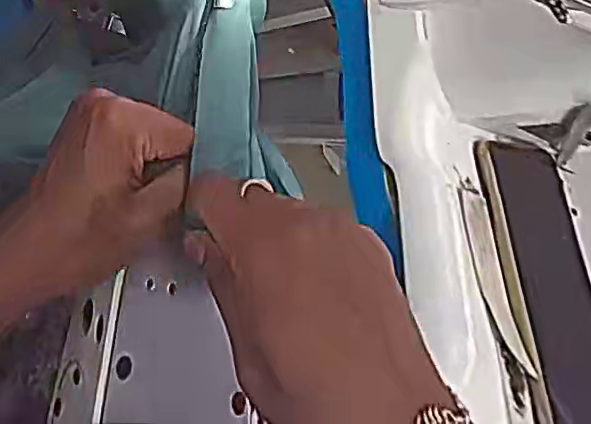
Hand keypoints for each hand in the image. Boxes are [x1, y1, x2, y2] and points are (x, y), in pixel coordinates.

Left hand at [0, 89, 192, 342]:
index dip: (187, 171)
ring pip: (149, 132)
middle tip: (145, 202)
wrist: (24, 253)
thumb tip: (203, 168)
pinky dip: (129, 155)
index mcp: (122, 117)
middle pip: (166, 130)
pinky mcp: (83, 117)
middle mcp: (106, 99)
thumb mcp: (147, 220)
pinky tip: (115, 183)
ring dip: (147, 161)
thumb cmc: (79, 241)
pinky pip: (127, 131)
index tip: (173, 199)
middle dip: (165, 164)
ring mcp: (91, 105)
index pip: (186, 136)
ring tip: (126, 194)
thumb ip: (185, 184)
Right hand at [185, 174, 455, 423]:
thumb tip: (208, 252)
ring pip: (291, 208)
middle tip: (239, 265)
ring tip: (285, 287)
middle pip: (254, 197)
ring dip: (280, 234)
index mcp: (264, 245)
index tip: (198, 215)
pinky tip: (319, 288)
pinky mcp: (368, 240)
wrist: (393, 416)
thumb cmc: (326, 399)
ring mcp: (340, 228)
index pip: (215, 190)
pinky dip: (315, 243)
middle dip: (240, 225)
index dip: (199, 202)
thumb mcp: (249, 353)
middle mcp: (305, 224)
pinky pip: (326, 224)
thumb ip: (223, 284)